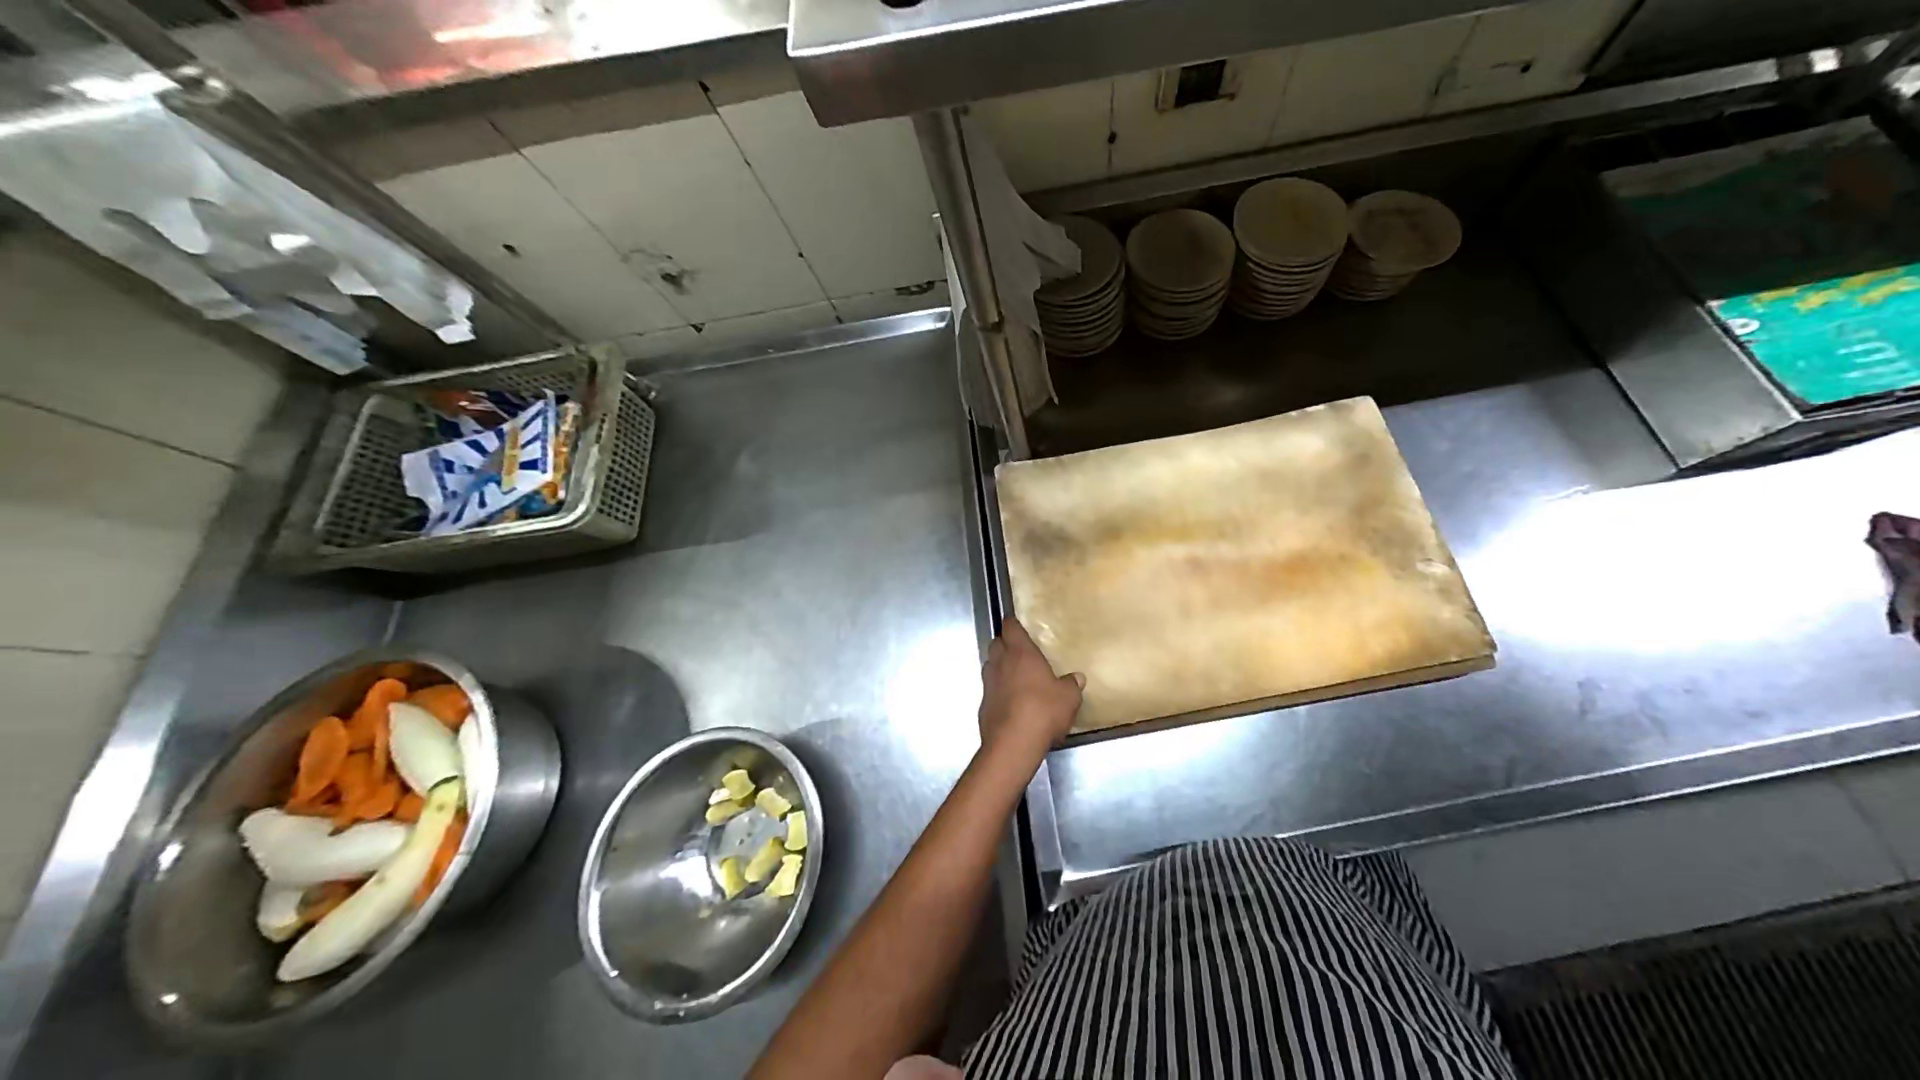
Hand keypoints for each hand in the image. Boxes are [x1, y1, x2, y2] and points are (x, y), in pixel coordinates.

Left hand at [978, 616, 1083, 757]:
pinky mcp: (983, 703)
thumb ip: (1071, 685)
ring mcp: (988, 683)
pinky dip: (997, 689)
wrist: (1013, 742)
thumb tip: (1077, 678)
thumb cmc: (1043, 710)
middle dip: (1005, 643)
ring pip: (990, 664)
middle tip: (1019, 649)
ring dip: (999, 665)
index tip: (1017, 624)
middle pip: (996, 643)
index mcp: (1021, 653)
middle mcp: (1001, 663)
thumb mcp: (1068, 698)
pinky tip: (1009, 700)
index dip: (1013, 624)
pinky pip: (989, 688)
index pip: (1010, 627)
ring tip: (1015, 674)